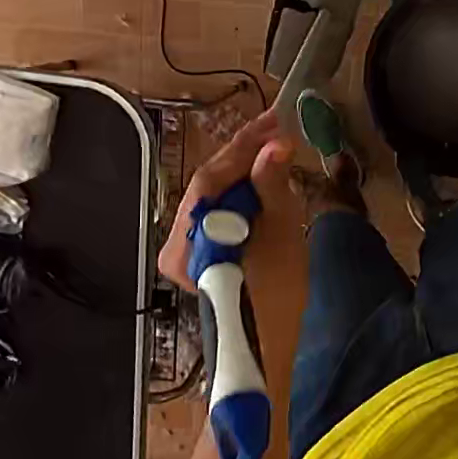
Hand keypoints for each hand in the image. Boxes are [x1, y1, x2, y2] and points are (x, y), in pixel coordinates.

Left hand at [157, 108, 296, 292]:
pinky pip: (219, 211)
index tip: (273, 121)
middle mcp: (175, 244)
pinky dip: (243, 192)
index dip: (243, 147)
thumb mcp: (282, 234)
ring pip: (215, 197)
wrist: (274, 337)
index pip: (211, 179)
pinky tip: (263, 176)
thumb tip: (276, 144)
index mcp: (187, 243)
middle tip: (278, 130)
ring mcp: (186, 249)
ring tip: (275, 148)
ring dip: (245, 171)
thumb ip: (272, 185)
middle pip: (210, 187)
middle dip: (245, 156)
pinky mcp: (201, 252)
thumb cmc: (280, 292)